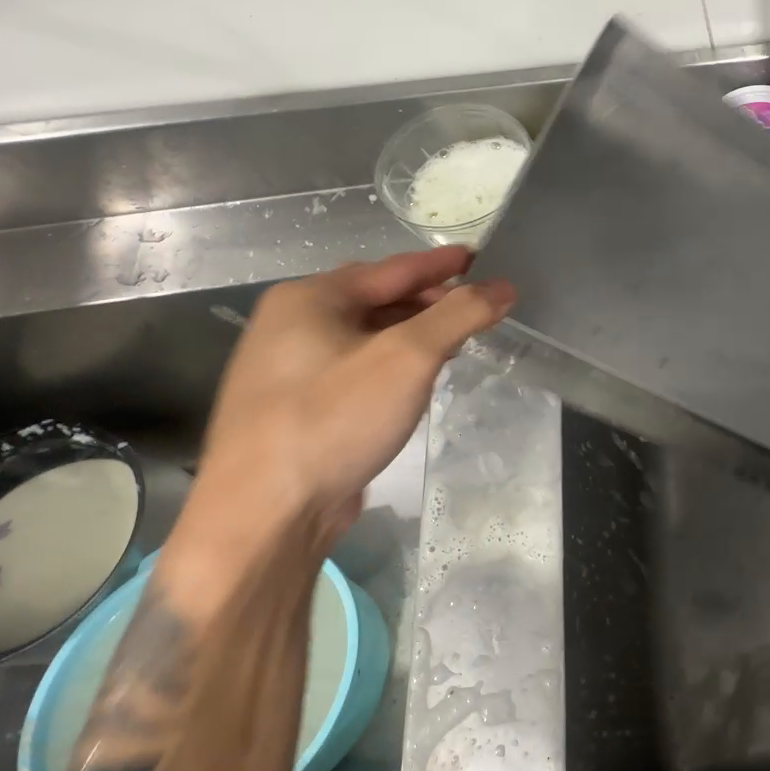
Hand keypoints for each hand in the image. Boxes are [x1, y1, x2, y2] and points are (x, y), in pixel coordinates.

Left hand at [183, 247, 514, 556]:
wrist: (266, 512)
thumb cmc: (334, 420)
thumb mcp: (409, 359)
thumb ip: (460, 315)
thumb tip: (503, 288)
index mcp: (308, 299)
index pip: (393, 268)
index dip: (443, 264)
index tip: (482, 259)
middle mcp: (291, 324)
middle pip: (377, 298)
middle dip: (431, 299)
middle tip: (478, 306)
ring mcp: (289, 368)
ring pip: (367, 334)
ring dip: (414, 332)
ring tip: (458, 339)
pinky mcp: (296, 407)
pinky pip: (357, 366)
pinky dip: (394, 362)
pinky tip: (417, 379)